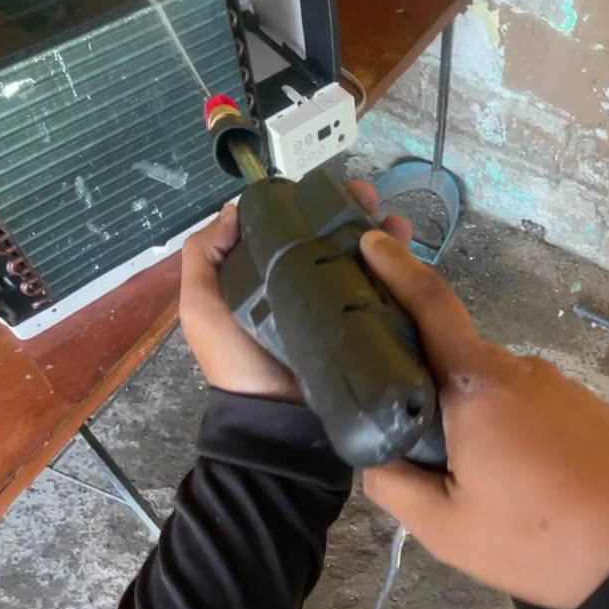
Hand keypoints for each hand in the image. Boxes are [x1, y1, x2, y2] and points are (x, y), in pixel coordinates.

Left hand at [179, 180, 410, 399]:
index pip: (294, 231)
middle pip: (334, 240)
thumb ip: (203, 258)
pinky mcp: (364, 329)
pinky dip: (398, 272)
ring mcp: (339, 309)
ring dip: (381, 237)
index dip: (310, 206)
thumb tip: (232, 210)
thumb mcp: (202, 307)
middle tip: (370, 198)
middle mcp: (307, 287)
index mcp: (270, 277)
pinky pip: (383, 295)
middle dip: (353, 214)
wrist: (276, 419)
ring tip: (395, 223)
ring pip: (363, 262)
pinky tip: (407, 254)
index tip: (327, 189)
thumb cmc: (237, 361)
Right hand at [358, 231, 608, 608]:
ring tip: (484, 482)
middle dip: (432, 390)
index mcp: (476, 386)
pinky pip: (530, 404)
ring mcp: (559, 383)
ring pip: (494, 388)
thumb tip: (376, 458)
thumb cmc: (540, 537)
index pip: (430, 306)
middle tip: (426, 452)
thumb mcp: (448, 527)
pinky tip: (524, 479)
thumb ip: (395, 486)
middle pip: (457, 359)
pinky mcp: (586, 403)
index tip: (371, 244)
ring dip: (476, 420)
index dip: (396, 269)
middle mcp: (518, 369)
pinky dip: (512, 428)